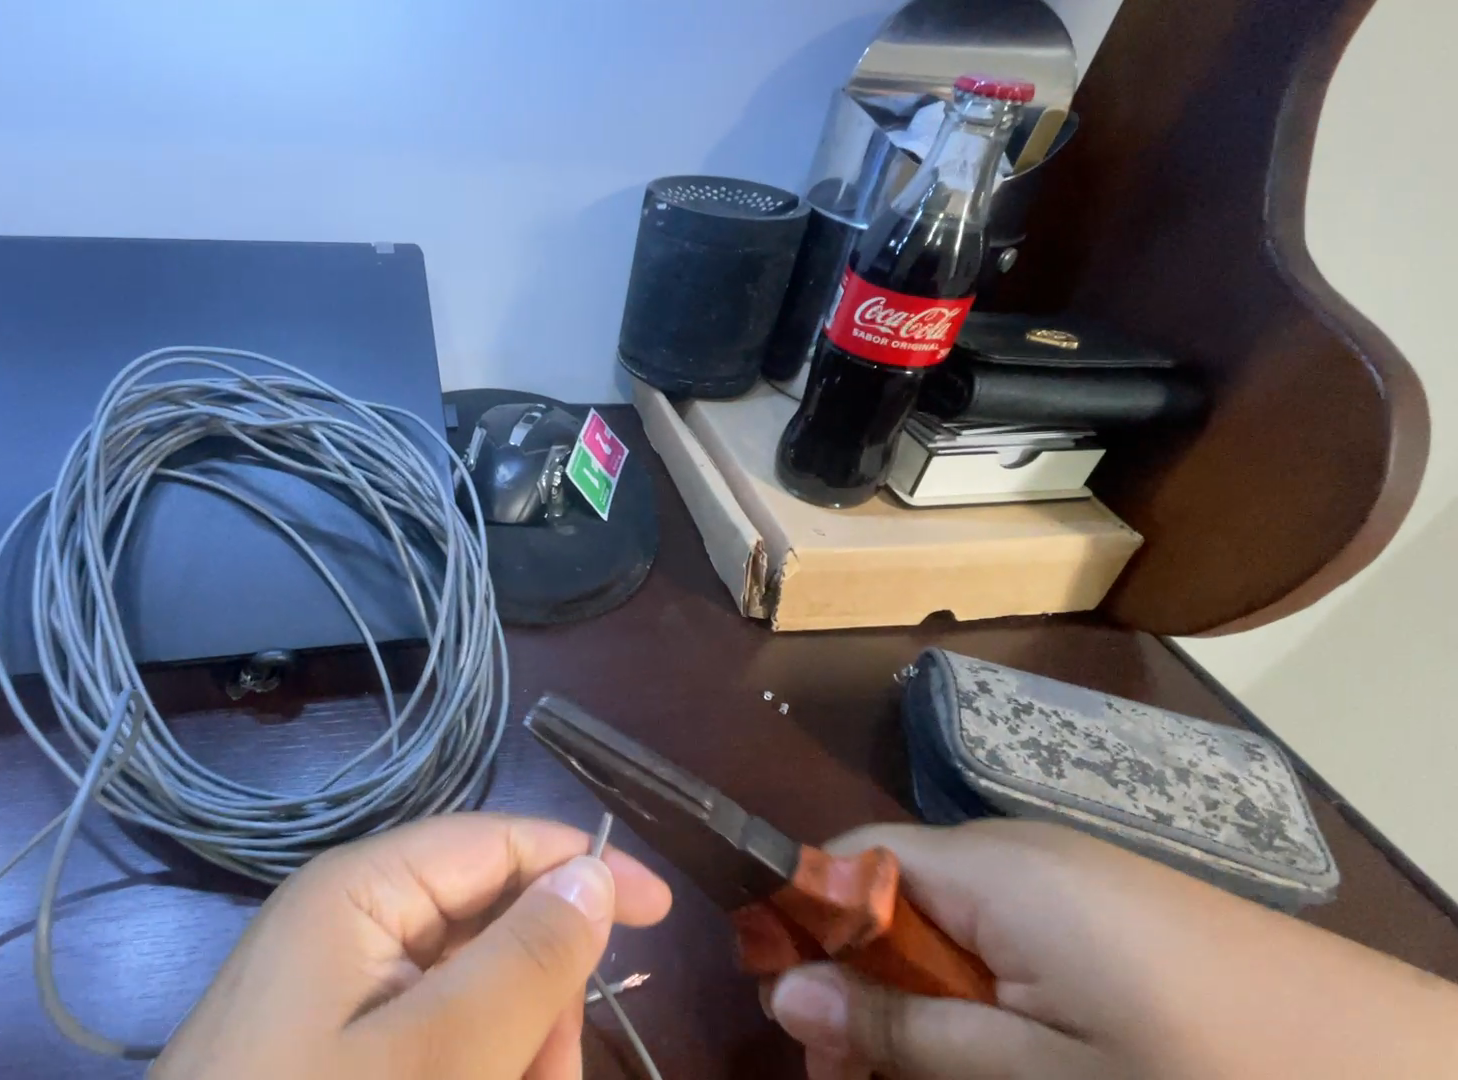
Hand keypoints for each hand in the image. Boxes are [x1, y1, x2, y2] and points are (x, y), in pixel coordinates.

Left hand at [150, 812, 671, 1079]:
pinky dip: (475, 1063)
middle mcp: (353, 916)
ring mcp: (344, 980)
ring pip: (472, 984)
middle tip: (550, 1074)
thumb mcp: (436, 1057)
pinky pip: (437, 1030)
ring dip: (513, 1044)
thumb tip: (594, 871)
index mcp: (362, 888)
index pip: (496, 842)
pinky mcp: (342, 1035)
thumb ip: (523, 959)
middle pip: (489, 918)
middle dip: (539, 993)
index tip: (660, 909)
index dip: (581, 864)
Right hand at [766, 819, 1457, 1078]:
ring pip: (946, 917)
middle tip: (850, 1072)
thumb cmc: (1208, 1073)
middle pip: (892, 891)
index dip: (806, 924)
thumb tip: (781, 991)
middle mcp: (1013, 848)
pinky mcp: (1105, 905)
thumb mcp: (1041, 1076)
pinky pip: (1004, 929)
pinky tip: (998, 1049)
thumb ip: (903, 1029)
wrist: (1419, 1073)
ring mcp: (1066, 874)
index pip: (850, 860)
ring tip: (920, 1071)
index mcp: (989, 867)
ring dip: (916, 991)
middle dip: (860, 976)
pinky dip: (976, 986)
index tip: (793, 1010)